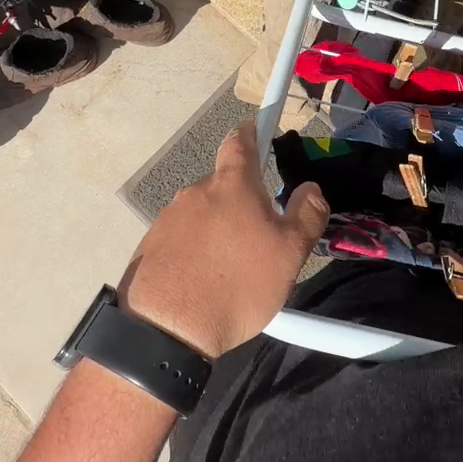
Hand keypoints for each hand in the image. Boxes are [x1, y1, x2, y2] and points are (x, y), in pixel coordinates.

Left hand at [117, 125, 327, 357]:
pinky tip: (204, 279)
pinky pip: (182, 237)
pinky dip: (196, 249)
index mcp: (233, 184)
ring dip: (218, 228)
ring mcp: (169, 218)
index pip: (240, 141)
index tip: (259, 131)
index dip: (252, 132)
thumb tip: (311, 189)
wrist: (165, 330)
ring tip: (231, 267)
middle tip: (258, 235)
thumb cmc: (236, 283)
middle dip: (241, 201)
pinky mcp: (151, 245)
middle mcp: (197, 191)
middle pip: (224, 184)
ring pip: (203, 213)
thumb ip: (307, 215)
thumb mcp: (290, 253)